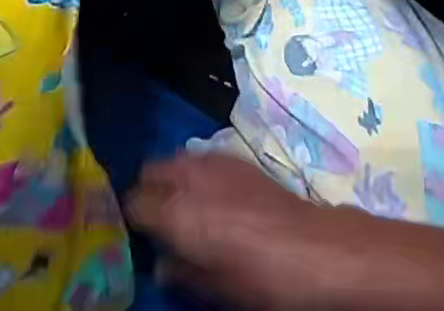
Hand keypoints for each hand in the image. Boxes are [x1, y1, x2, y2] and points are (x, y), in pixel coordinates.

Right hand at [126, 152, 361, 310]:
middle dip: (147, 192)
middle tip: (155, 220)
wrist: (315, 248)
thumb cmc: (263, 278)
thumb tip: (161, 266)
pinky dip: (194, 172)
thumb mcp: (217, 287)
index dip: (129, 218)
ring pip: (173, 159)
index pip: (133, 203)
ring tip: (181, 205)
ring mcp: (212, 161)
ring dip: (170, 178)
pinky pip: (200, 158)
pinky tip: (209, 195)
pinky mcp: (234, 156)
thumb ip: (181, 272)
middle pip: (149, 172)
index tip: (135, 234)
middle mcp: (188, 177)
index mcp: (176, 211)